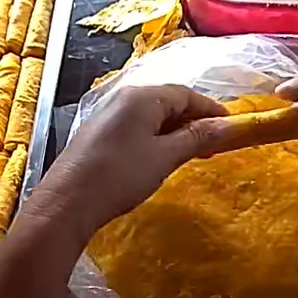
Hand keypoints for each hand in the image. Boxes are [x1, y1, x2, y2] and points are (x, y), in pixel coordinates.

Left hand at [25, 83, 229, 246]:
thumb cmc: (119, 176)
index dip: (211, 111)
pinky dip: (152, 139)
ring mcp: (106, 116)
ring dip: (172, 132)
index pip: (187, 94)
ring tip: (188, 155)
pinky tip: (156, 159)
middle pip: (168, 102)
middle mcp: (122, 98)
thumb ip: (197, 137)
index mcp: (142, 96)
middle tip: (212, 146)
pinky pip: (133, 129)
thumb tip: (228, 125)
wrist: (66, 203)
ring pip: (150, 117)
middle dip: (192, 121)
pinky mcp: (96, 135)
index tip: (231, 129)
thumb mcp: (165, 156)